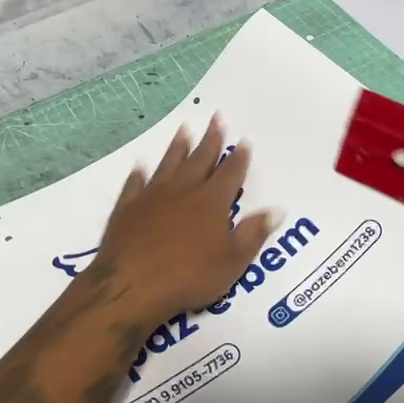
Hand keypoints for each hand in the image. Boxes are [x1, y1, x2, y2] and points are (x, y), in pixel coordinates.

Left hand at [88, 116, 280, 325]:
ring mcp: (152, 197)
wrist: (132, 286)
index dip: (238, 157)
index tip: (244, 139)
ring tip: (184, 129)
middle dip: (210, 139)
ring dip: (177, 147)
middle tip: (216, 117)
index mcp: (211, 202)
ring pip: (168, 164)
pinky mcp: (127, 208)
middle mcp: (183, 190)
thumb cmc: (189, 276)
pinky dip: (139, 174)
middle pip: (199, 159)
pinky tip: (140, 166)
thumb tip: (277, 209)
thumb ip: (253, 233)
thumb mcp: (232, 261)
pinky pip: (135, 184)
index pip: (230, 173)